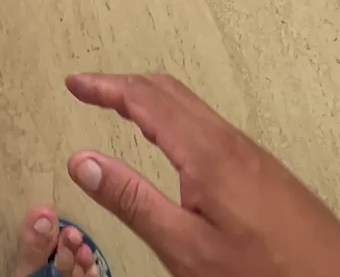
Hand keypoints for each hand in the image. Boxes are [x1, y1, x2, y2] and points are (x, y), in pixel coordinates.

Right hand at [64, 73, 339, 276]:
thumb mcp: (187, 250)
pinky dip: (174, 115)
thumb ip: (132, 201)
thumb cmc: (265, 276)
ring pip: (190, 104)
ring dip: (150, 97)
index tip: (74, 83)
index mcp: (205, 151)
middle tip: (90, 91)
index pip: (143, 98)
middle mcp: (228, 141)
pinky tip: (172, 141)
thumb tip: (81, 160)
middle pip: (167, 90)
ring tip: (122, 108)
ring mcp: (251, 154)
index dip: (104, 86)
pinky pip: (208, 122)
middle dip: (124, 84)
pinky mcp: (265, 171)